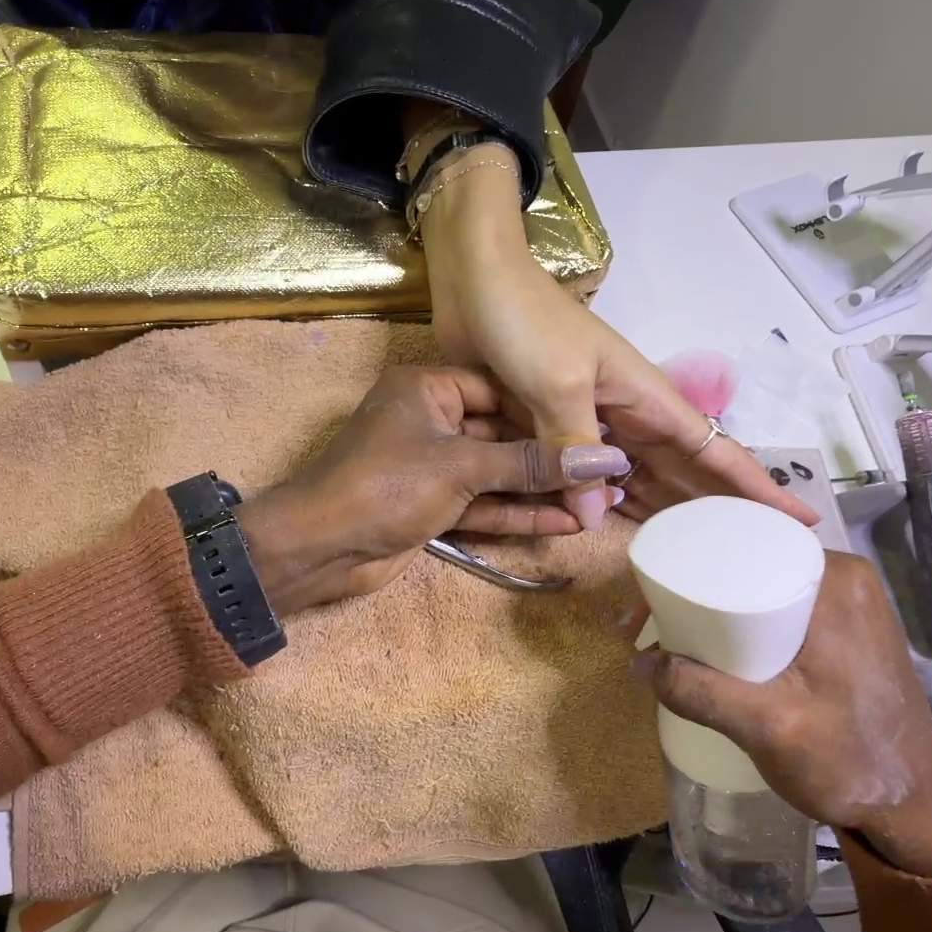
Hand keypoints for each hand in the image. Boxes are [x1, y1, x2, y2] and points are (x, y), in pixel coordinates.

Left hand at [237, 366, 625, 615]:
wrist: (321, 544)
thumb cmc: (387, 484)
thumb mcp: (462, 466)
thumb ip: (530, 463)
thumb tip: (602, 463)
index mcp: (427, 387)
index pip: (501, 389)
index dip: (551, 411)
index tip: (602, 428)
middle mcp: (428, 420)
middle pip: (502, 434)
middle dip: (551, 458)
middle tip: (610, 474)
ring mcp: (428, 466)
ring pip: (493, 474)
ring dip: (538, 491)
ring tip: (596, 507)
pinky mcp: (427, 504)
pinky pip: (478, 503)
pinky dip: (513, 513)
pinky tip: (561, 524)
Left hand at [418, 146, 815, 530]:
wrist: (477, 285)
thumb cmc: (525, 324)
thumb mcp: (557, 384)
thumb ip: (575, 447)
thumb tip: (595, 515)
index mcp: (643, 396)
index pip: (714, 449)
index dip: (755, 487)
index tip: (799, 522)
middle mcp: (625, 413)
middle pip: (681, 471)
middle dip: (713, 510)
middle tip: (745, 558)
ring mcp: (588, 421)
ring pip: (635, 475)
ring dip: (660, 509)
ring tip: (691, 555)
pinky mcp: (549, 426)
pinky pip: (585, 472)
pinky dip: (600, 497)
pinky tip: (612, 523)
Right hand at [635, 552, 931, 877]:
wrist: (914, 809)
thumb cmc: (851, 759)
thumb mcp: (768, 727)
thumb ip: (700, 693)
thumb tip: (637, 663)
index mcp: (834, 579)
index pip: (740, 548)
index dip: (680, 571)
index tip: (643, 610)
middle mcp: (842, 578)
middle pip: (742, 567)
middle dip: (686, 594)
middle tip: (642, 629)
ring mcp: (844, 603)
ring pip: (753, 589)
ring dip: (707, 611)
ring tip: (664, 643)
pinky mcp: (840, 628)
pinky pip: (771, 608)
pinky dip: (733, 624)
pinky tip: (705, 650)